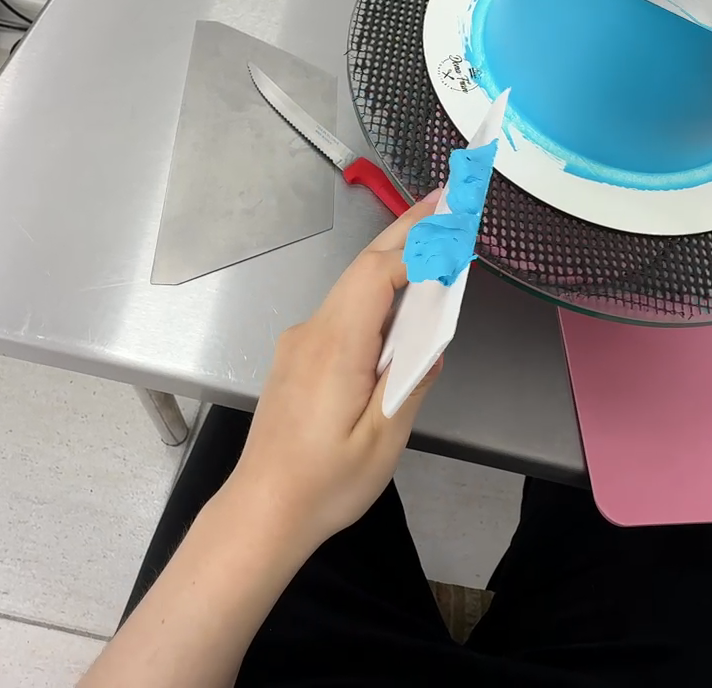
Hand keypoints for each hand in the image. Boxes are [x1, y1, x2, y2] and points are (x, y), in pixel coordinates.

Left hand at [221, 195, 442, 552]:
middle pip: (363, 266)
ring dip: (391, 257)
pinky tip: (397, 298)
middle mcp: (314, 330)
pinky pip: (343, 308)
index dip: (417, 246)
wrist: (260, 512)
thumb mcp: (382, 442)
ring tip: (430, 236)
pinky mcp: (299, 354)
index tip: (452, 223)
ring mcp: (302, 340)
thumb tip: (433, 343)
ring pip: (352, 285)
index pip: (379, 274)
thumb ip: (411, 383)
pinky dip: (375, 289)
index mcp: (337, 346)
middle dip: (405, 229)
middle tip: (443, 198)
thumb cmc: (323, 484)